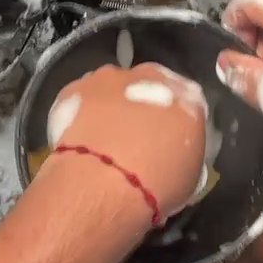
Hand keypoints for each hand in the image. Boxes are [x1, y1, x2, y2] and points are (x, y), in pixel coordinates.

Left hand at [44, 62, 208, 220]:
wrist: (102, 183)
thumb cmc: (156, 185)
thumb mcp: (188, 176)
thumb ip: (183, 151)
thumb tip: (172, 151)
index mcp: (187, 97)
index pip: (186, 102)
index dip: (172, 121)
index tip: (164, 140)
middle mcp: (150, 77)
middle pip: (148, 86)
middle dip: (140, 108)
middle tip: (131, 139)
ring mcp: (109, 78)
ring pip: (112, 88)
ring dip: (109, 107)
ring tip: (100, 141)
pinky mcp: (74, 88)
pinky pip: (81, 98)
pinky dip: (79, 114)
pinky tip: (77, 139)